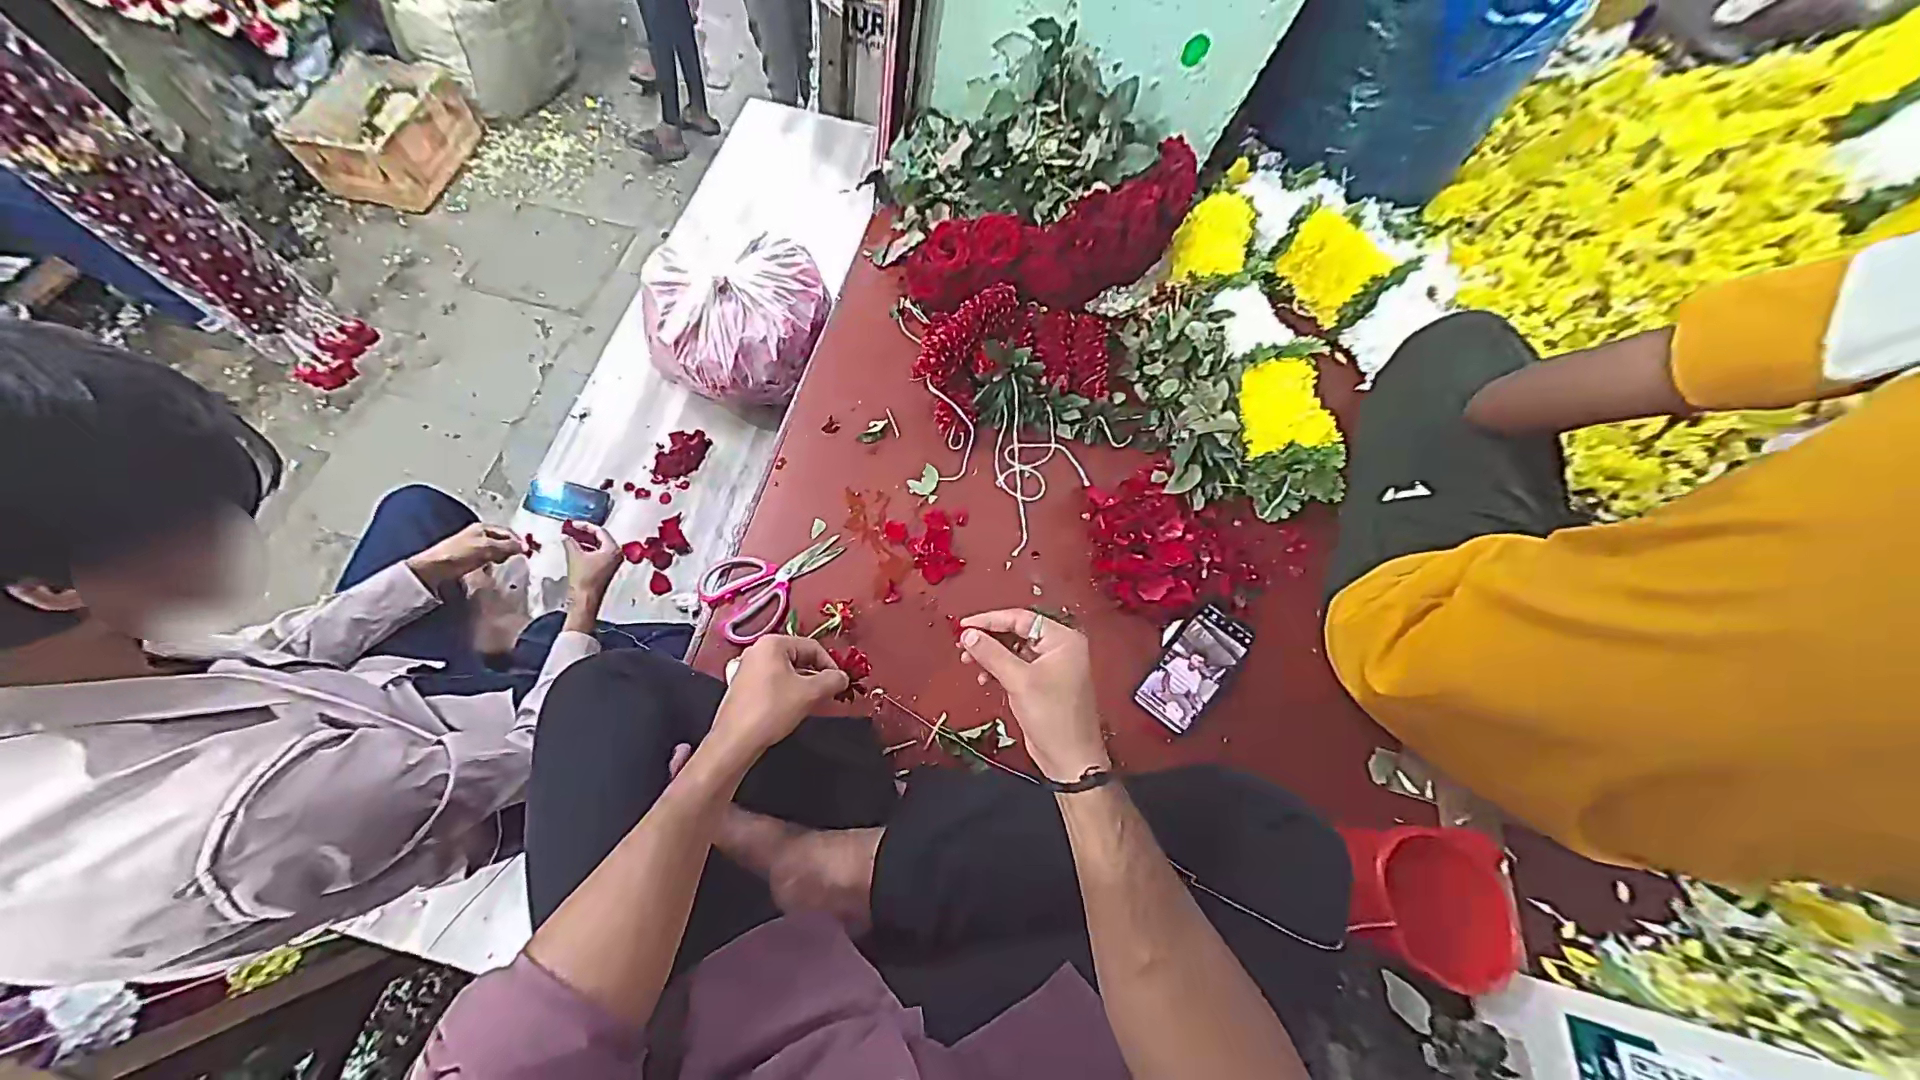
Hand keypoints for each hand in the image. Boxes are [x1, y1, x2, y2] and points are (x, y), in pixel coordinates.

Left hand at [407, 524, 522, 587]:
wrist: (433, 570)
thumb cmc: (459, 555)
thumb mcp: (487, 548)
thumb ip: (509, 546)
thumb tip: (527, 547)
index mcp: (483, 527)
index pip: (509, 532)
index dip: (520, 541)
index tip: (529, 553)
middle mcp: (479, 534)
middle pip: (504, 541)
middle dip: (513, 549)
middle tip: (518, 559)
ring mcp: (474, 546)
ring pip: (497, 550)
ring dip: (503, 557)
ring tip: (504, 565)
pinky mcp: (469, 558)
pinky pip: (489, 559)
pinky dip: (494, 563)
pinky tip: (493, 569)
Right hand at [563, 521, 621, 600]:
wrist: (585, 598)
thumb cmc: (583, 578)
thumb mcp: (575, 556)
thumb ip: (570, 542)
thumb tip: (564, 535)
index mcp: (613, 549)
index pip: (600, 531)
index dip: (585, 526)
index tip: (573, 524)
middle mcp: (616, 554)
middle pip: (601, 537)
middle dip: (585, 532)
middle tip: (571, 528)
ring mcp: (613, 561)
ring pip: (599, 545)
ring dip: (585, 540)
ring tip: (570, 536)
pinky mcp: (607, 568)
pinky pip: (598, 553)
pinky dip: (587, 549)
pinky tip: (575, 547)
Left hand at [707, 636, 848, 763]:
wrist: (735, 741)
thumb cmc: (772, 710)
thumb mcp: (810, 693)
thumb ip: (832, 680)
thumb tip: (842, 677)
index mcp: (773, 643)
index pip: (813, 647)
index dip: (830, 665)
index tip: (840, 684)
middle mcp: (757, 650)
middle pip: (799, 658)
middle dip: (817, 676)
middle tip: (828, 694)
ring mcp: (747, 668)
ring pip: (787, 671)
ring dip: (804, 685)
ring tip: (812, 703)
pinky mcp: (742, 685)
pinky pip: (773, 681)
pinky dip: (787, 691)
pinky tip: (792, 708)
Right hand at [958, 610, 1109, 783]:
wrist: (1070, 758)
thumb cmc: (1054, 717)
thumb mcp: (1019, 681)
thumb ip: (992, 653)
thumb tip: (969, 634)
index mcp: (1063, 640)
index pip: (1021, 618)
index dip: (990, 620)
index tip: (965, 625)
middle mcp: (1059, 648)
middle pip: (1017, 631)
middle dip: (989, 637)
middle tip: (964, 642)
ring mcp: (1052, 665)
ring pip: (1014, 649)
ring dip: (991, 654)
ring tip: (968, 659)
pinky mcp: (1043, 682)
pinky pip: (1017, 665)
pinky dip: (999, 668)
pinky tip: (984, 676)